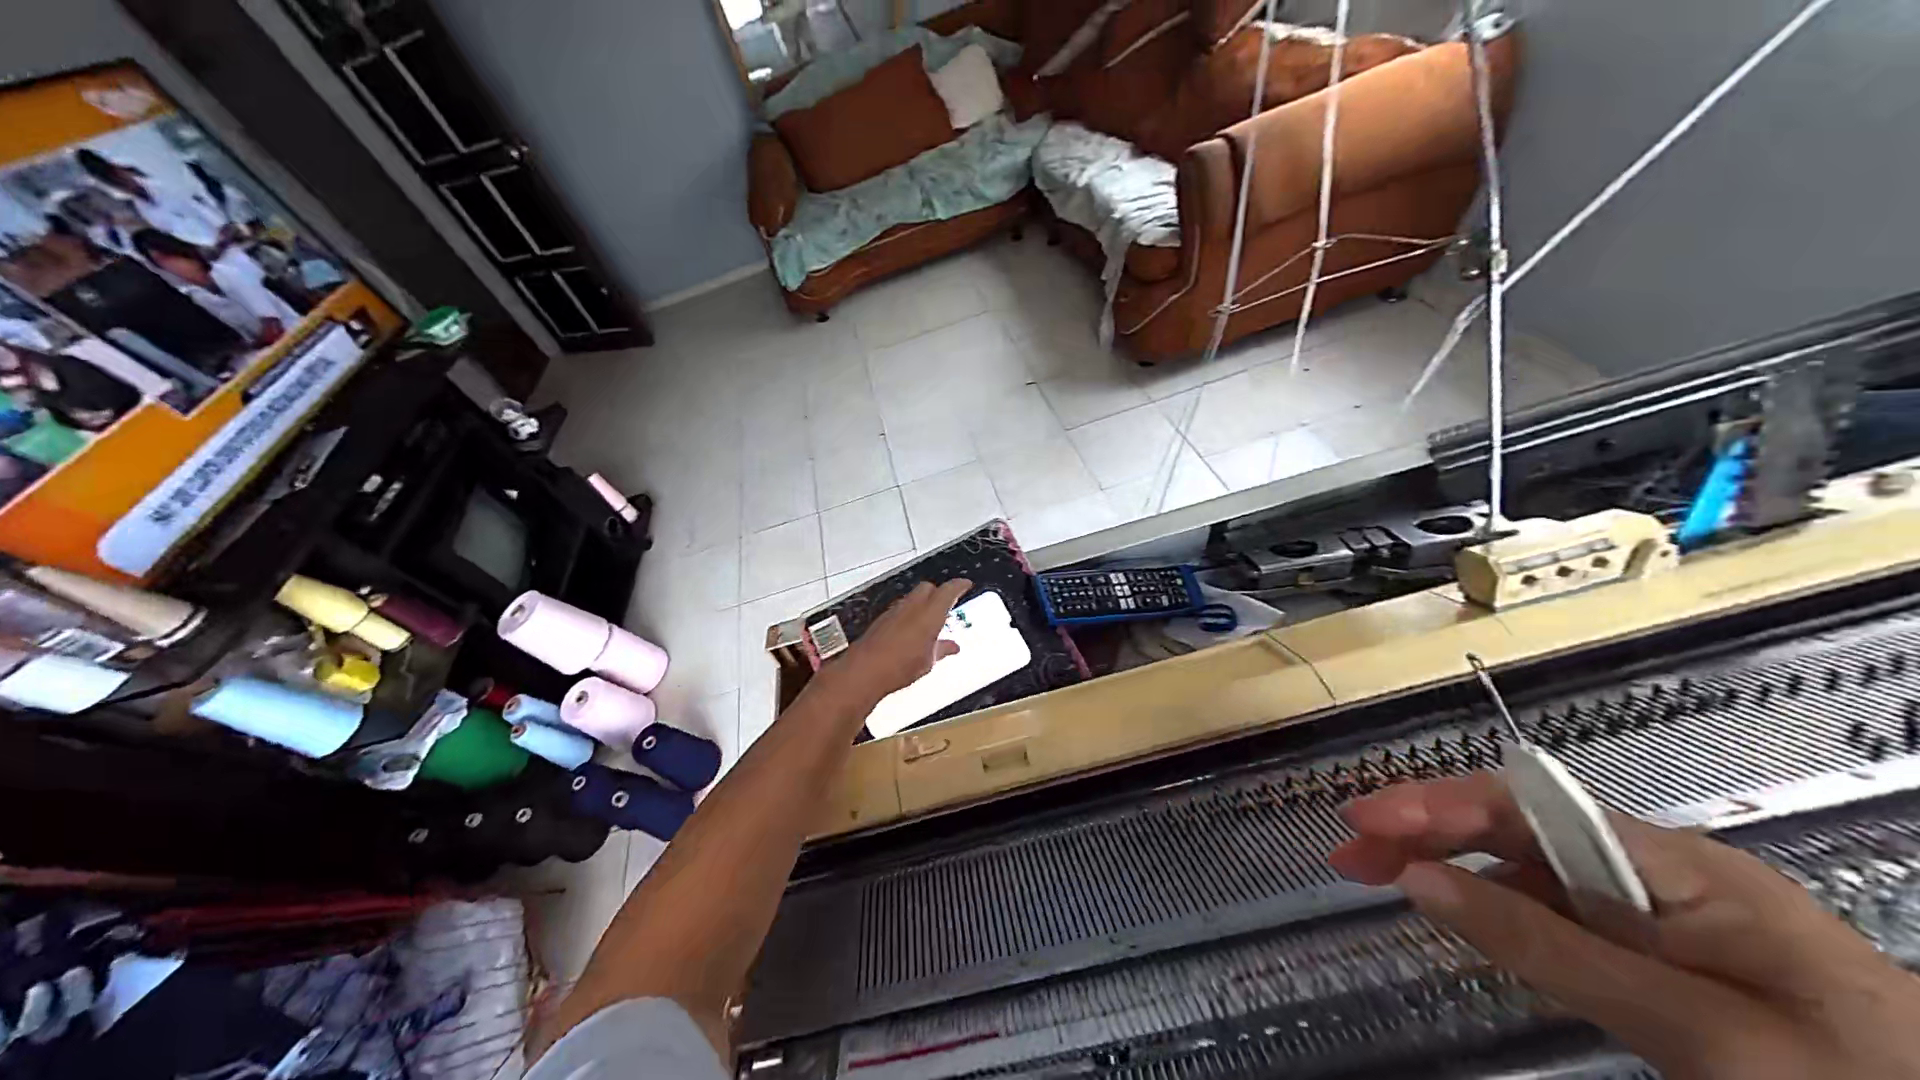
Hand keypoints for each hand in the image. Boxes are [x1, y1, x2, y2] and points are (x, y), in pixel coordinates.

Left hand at [826, 579, 969, 703]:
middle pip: (928, 588)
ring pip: (912, 597)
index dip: (959, 585)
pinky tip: (911, 629)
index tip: (965, 584)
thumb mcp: (929, 660)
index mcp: (930, 613)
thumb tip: (951, 647)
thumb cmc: (899, 665)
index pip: (949, 590)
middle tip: (947, 603)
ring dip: (923, 603)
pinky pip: (900, 609)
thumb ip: (941, 649)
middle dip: (939, 592)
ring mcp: (895, 611)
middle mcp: (912, 606)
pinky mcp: (882, 620)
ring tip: (929, 618)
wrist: (866, 671)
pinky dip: (909, 613)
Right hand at [1329, 773, 1919, 1079]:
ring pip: (1526, 866)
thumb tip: (1420, 880)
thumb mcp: (1698, 1032)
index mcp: (1678, 867)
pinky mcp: (1657, 949)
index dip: (1437, 804)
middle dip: (1425, 830)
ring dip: (1446, 866)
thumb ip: (1550, 949)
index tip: (1363, 820)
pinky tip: (1455, 911)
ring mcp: (1659, 910)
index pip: (1527, 808)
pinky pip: (1553, 909)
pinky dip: (1489, 904)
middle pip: (1516, 827)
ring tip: (1376, 876)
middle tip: (1348, 854)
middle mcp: (1659, 871)